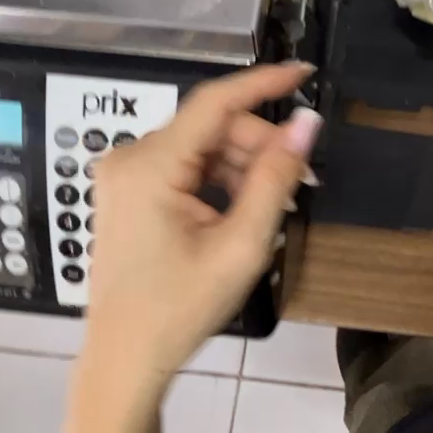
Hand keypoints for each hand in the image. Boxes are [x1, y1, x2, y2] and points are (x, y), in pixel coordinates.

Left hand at [82, 64, 320, 381]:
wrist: (125, 360)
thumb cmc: (180, 308)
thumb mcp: (241, 245)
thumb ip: (276, 177)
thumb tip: (308, 123)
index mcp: (151, 165)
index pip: (216, 102)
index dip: (264, 82)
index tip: (306, 72)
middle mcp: (131, 157)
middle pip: (213, 127)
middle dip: (261, 146)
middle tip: (301, 181)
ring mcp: (125, 174)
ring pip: (203, 146)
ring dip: (244, 165)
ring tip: (275, 204)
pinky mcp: (129, 191)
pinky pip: (187, 166)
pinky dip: (221, 179)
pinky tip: (243, 208)